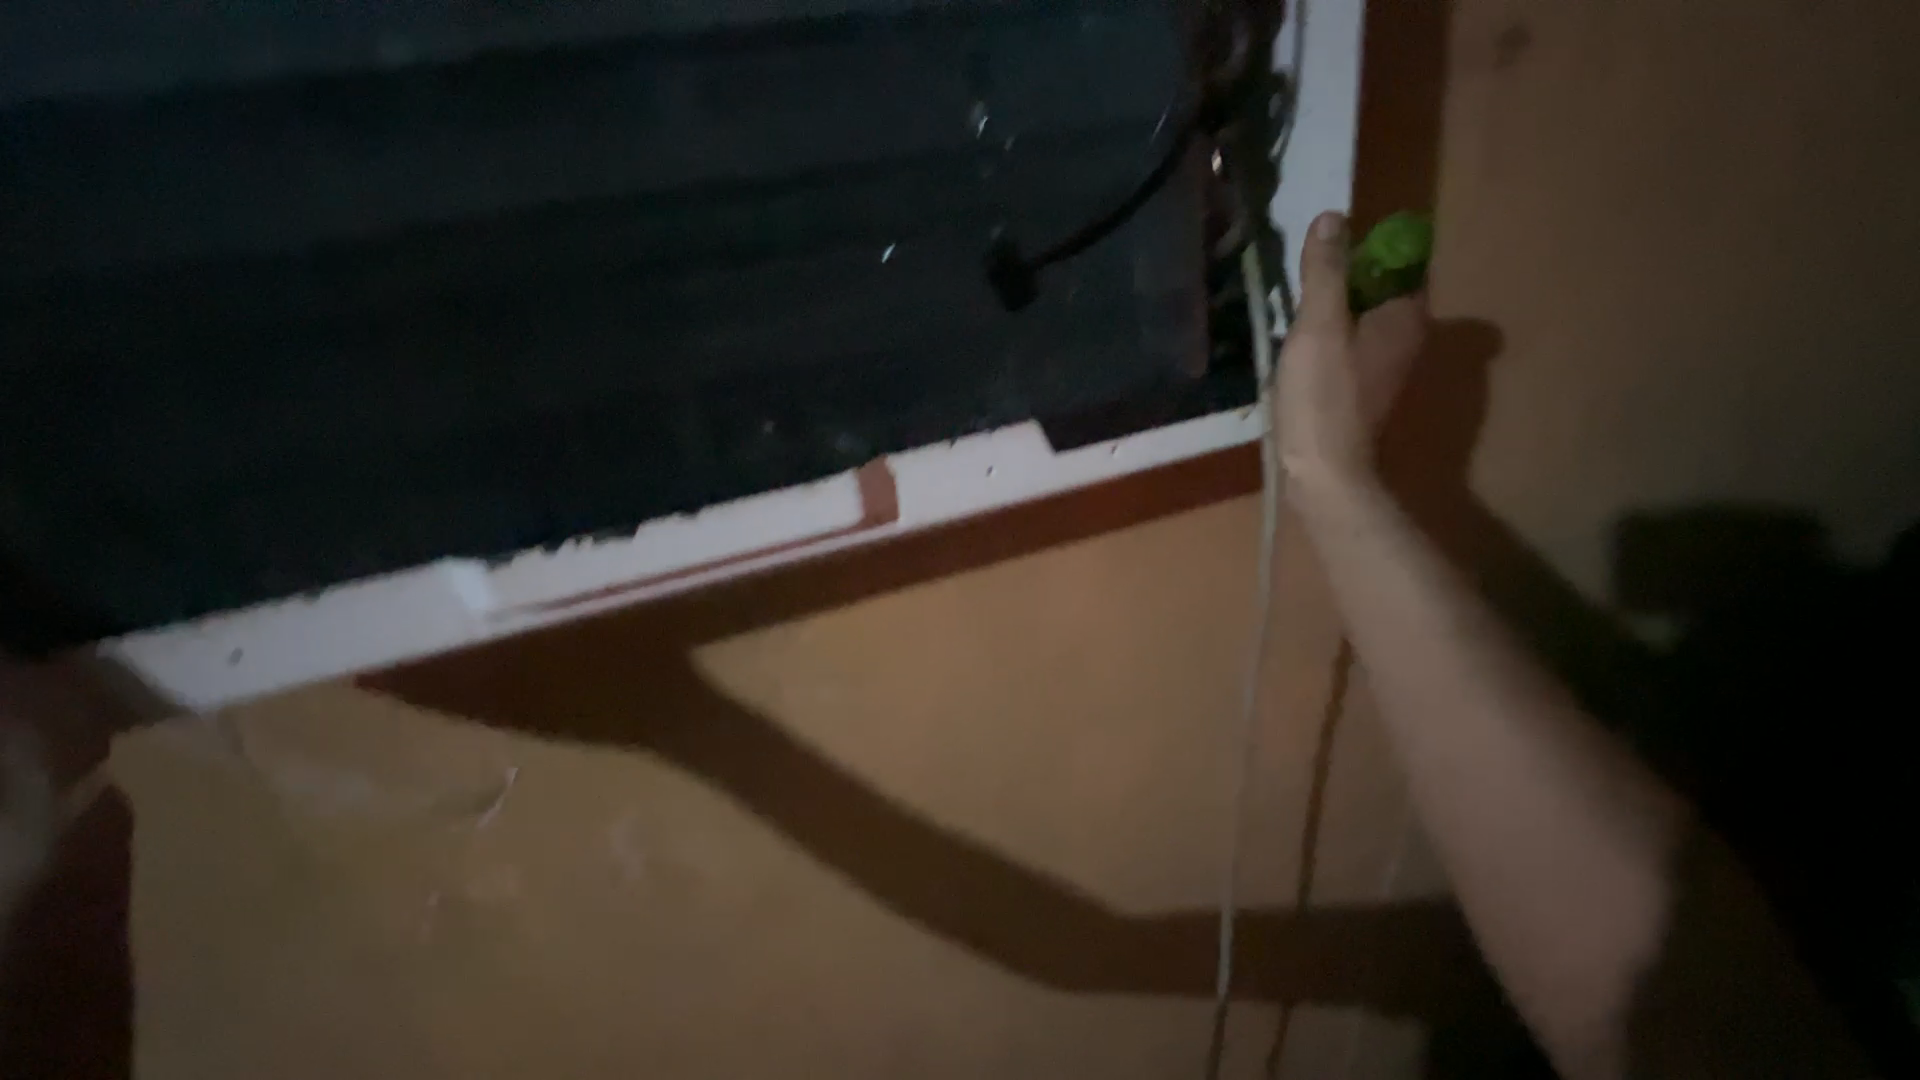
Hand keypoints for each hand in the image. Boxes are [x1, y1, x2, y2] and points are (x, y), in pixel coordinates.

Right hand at [1274, 212, 1430, 491]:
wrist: (1323, 472)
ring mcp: (1388, 369)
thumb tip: (1332, 216)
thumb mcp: (1319, 325)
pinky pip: (1348, 353)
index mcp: (1407, 316)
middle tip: (1299, 300)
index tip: (1321, 265)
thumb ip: (1326, 271)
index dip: (1360, 254)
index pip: (1395, 262)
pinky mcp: (1365, 394)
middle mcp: (1409, 338)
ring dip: (1328, 321)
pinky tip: (1298, 363)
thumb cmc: (1322, 397)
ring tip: (1293, 332)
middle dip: (1339, 289)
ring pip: (1359, 324)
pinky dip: (1326, 349)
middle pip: (1375, 293)